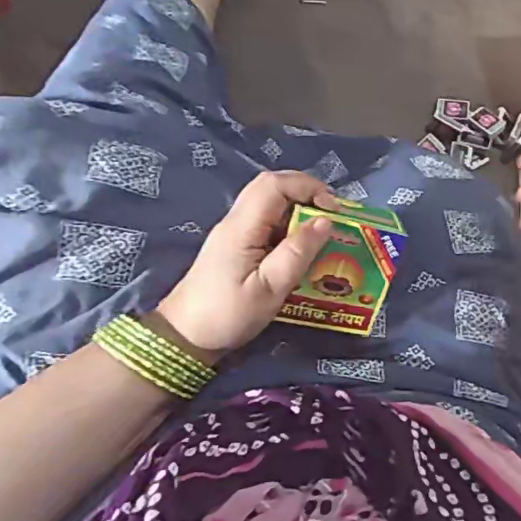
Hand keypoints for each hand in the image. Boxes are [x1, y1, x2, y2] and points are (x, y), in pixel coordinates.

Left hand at [157, 171, 338, 359]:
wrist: (186, 335)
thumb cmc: (228, 314)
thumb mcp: (270, 288)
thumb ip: (298, 253)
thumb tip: (326, 221)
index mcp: (243, 227)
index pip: (275, 184)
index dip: (308, 187)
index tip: (334, 209)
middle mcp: (236, 221)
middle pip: (270, 187)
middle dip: (305, 194)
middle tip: (331, 218)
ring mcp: (233, 233)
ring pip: (268, 204)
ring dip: (297, 211)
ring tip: (321, 234)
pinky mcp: (234, 247)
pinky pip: (264, 224)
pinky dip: (287, 228)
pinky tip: (300, 249)